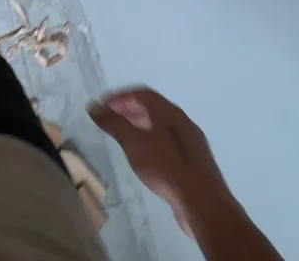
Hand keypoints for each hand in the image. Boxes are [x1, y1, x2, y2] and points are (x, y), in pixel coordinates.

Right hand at [89, 88, 234, 236]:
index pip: (141, 94)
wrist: (204, 204)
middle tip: (112, 120)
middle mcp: (183, 122)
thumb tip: (94, 106)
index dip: (120, 97)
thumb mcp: (133, 142)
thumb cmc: (166, 167)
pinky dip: (154, 142)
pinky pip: (171, 143)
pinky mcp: (197, 163)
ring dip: (142, 127)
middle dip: (129, 111)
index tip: (103, 106)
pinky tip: (147, 159)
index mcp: (169, 112)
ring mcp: (193, 143)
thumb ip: (113, 123)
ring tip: (126, 139)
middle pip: (153, 108)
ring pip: (163, 127)